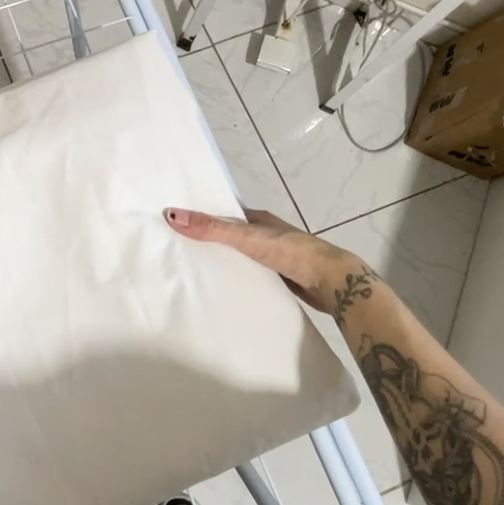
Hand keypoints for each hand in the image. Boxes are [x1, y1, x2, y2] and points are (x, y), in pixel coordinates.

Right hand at [162, 207, 371, 313]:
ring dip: (224, 263)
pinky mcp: (279, 278)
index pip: (224, 215)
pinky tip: (224, 290)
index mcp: (258, 219)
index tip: (176, 225)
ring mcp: (273, 258)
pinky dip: (238, 279)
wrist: (331, 281)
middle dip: (210, 243)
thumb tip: (171, 214)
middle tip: (179, 252)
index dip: (202, 218)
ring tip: (195, 273)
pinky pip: (251, 276)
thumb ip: (212, 229)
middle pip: (231, 237)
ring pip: (241, 258)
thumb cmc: (290, 252)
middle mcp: (265, 236)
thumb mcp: (247, 238)